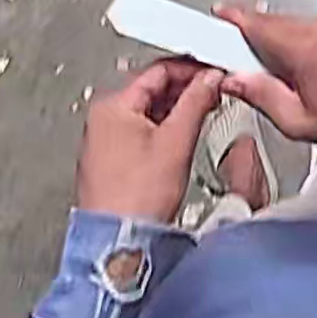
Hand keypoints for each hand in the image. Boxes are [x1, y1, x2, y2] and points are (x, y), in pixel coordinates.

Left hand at [77, 60, 222, 222]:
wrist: (117, 248)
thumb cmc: (134, 200)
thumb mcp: (176, 141)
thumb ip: (196, 101)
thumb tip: (209, 79)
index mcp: (113, 106)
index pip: (158, 71)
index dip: (190, 69)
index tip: (211, 73)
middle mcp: (104, 119)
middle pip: (153, 89)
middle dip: (185, 89)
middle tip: (212, 91)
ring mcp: (105, 140)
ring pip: (149, 110)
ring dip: (177, 108)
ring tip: (203, 112)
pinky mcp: (112, 159)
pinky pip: (143, 129)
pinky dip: (165, 127)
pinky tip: (183, 135)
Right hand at [214, 5, 316, 147]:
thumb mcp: (295, 120)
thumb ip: (260, 95)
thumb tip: (232, 79)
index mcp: (307, 48)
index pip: (262, 25)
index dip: (236, 18)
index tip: (218, 13)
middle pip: (271, 21)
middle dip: (250, 33)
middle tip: (234, 52)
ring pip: (285, 21)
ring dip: (271, 36)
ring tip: (270, 67)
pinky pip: (301, 23)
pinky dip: (288, 35)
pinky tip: (288, 60)